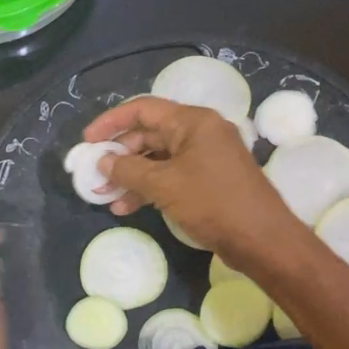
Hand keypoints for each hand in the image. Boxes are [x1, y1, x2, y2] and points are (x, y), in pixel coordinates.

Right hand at [85, 96, 307, 268]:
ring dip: (129, 176)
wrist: (261, 239)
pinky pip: (168, 176)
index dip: (111, 122)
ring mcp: (204, 157)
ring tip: (104, 195)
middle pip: (148, 134)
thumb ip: (128, 170)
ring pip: (156, 159)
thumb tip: (102, 162)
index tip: (87, 141)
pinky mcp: (206, 180)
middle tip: (93, 174)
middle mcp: (199, 133)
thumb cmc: (213, 202)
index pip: (143, 109)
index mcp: (193, 122)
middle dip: (118, 155)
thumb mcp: (164, 185)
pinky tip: (125, 207)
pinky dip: (146, 189)